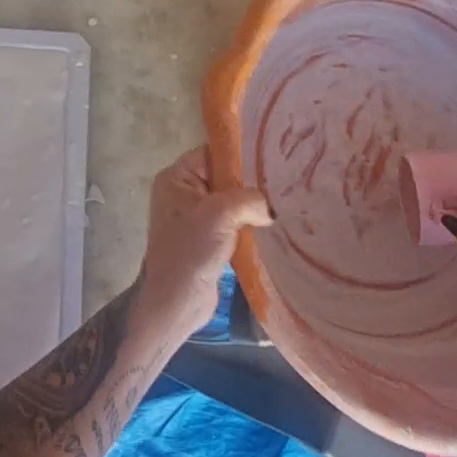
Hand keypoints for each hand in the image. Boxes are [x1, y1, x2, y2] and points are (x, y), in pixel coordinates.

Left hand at [135, 145, 271, 337]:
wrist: (176, 302)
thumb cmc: (191, 251)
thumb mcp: (221, 214)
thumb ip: (250, 199)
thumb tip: (272, 206)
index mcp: (176, 178)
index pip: (213, 153)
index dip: (239, 158)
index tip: (269, 163)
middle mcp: (182, 192)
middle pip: (224, 177)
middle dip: (249, 184)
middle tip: (279, 186)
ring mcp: (194, 217)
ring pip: (230, 201)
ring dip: (250, 207)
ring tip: (278, 206)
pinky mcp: (206, 239)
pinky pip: (231, 222)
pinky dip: (247, 224)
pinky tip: (268, 227)